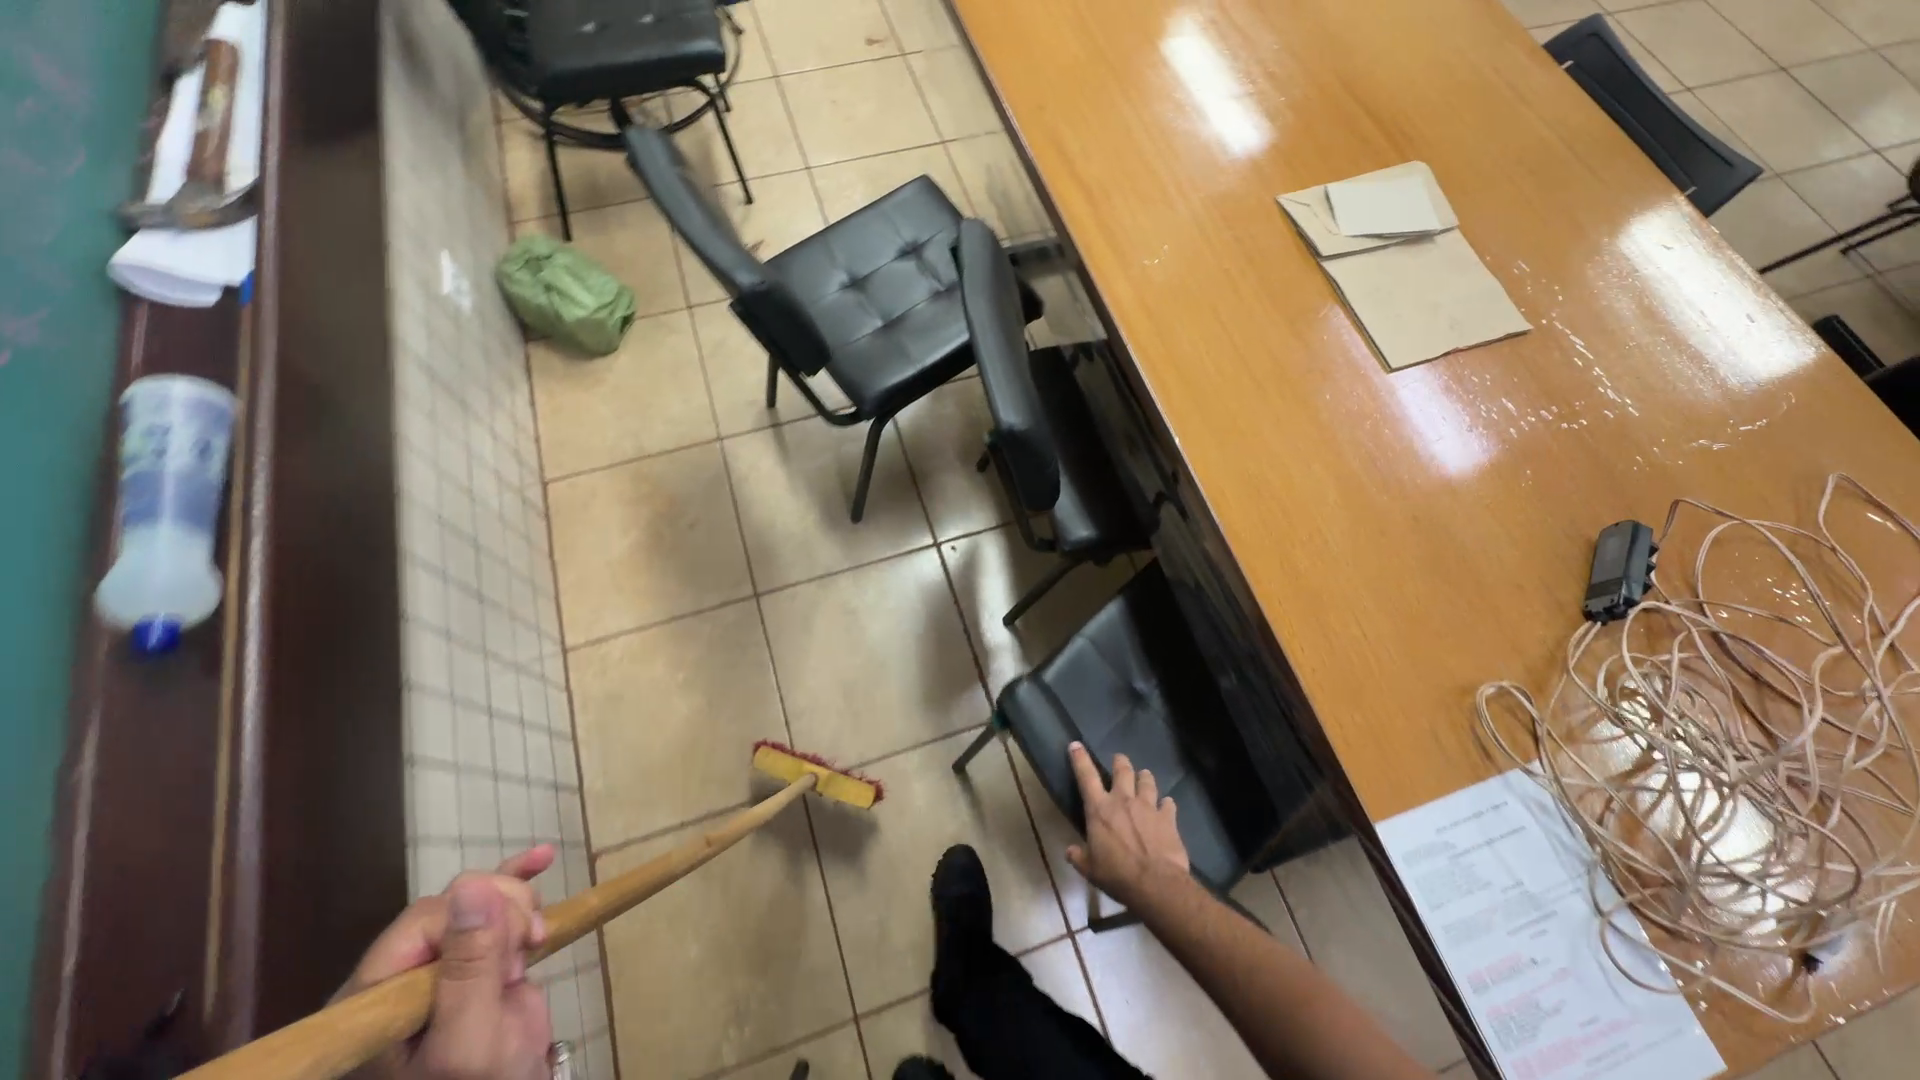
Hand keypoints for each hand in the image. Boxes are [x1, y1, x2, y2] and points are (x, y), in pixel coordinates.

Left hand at [340, 846, 557, 1079]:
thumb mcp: (471, 1039)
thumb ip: (469, 969)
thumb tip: (472, 885)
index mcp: (375, 994)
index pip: (423, 921)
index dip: (478, 918)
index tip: (520, 943)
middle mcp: (400, 973)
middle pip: (451, 905)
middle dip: (503, 912)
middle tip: (530, 945)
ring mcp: (441, 963)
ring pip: (476, 900)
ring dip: (517, 904)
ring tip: (537, 937)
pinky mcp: (477, 959)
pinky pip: (492, 905)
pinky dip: (520, 878)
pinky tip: (542, 857)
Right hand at [1064, 743, 1189, 906]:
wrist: (1155, 883)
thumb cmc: (1116, 875)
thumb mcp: (1090, 869)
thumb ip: (1079, 857)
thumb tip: (1069, 851)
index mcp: (1099, 810)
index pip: (1086, 777)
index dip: (1080, 759)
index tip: (1076, 744)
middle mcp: (1123, 801)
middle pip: (1122, 771)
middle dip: (1120, 762)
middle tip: (1119, 760)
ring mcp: (1148, 807)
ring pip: (1147, 781)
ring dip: (1145, 778)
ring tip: (1145, 777)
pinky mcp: (1168, 817)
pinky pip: (1168, 803)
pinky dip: (1166, 803)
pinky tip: (1167, 806)